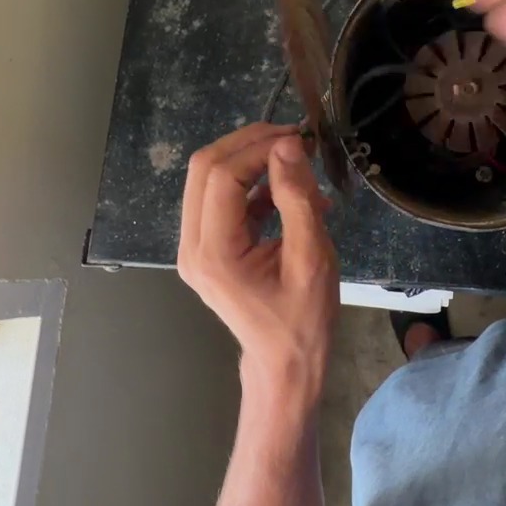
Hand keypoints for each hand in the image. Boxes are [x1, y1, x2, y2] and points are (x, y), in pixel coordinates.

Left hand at [178, 123, 338, 405]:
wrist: (285, 366)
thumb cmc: (303, 321)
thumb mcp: (312, 259)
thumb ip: (297, 200)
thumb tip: (288, 146)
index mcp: (214, 254)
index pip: (222, 176)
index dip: (258, 147)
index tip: (299, 139)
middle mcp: (193, 246)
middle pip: (205, 169)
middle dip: (248, 144)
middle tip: (293, 138)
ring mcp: (195, 248)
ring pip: (209, 179)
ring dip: (250, 161)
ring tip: (296, 161)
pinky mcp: (206, 249)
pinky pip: (220, 199)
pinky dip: (252, 184)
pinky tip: (290, 192)